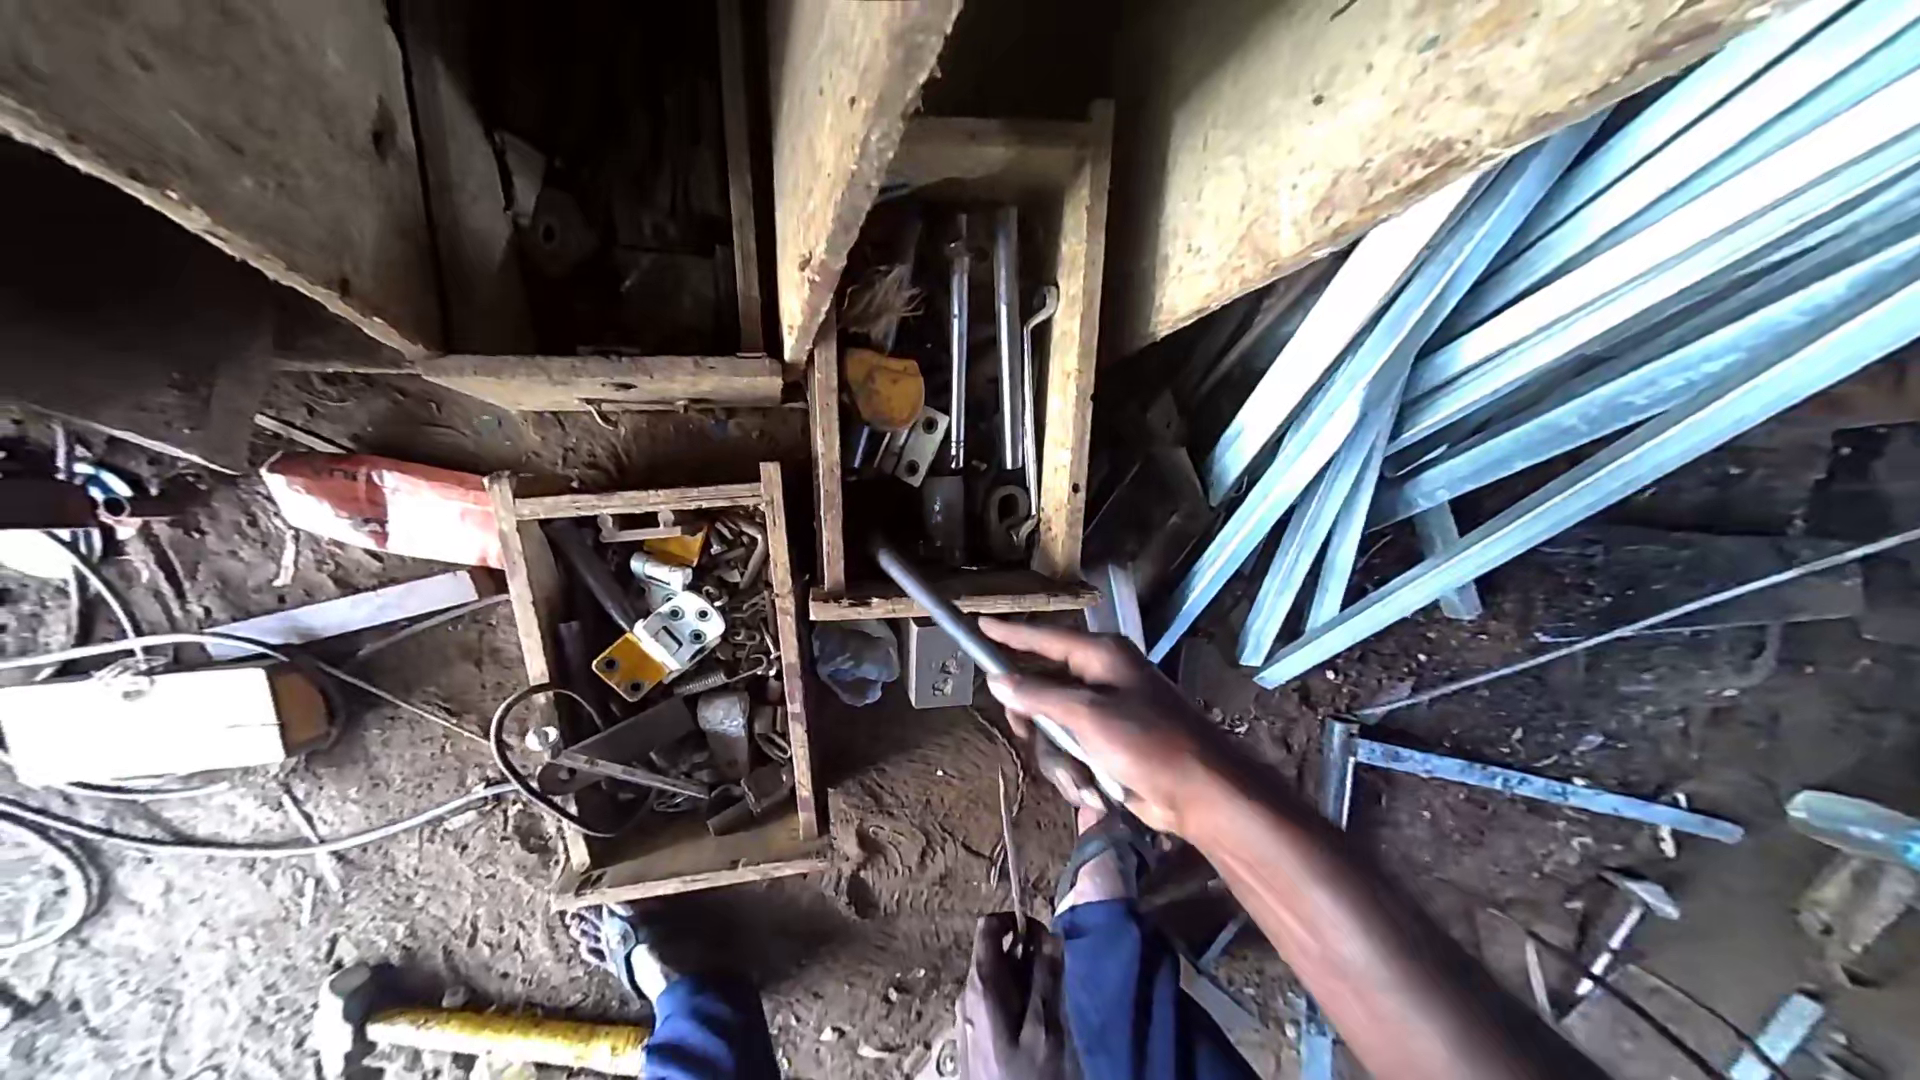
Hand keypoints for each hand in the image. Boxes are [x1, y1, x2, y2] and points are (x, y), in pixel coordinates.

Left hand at [956, 912, 1068, 1079]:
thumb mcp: (1045, 1031)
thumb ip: (1047, 979)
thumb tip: (1051, 934)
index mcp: (980, 985)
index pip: (988, 926)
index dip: (1017, 922)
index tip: (1045, 938)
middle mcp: (966, 993)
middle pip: (993, 951)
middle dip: (1025, 954)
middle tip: (1054, 976)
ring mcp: (966, 1016)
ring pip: (994, 977)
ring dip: (1022, 978)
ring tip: (1048, 1003)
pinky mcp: (972, 1036)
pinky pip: (991, 1000)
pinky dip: (1013, 998)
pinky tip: (1033, 1025)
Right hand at [978, 618, 1228, 835]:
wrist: (1200, 793)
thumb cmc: (1147, 742)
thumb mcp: (1087, 715)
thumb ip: (1037, 695)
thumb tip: (996, 679)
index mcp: (1100, 656)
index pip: (1044, 638)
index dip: (1011, 634)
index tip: (981, 625)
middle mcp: (1099, 678)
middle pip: (1040, 690)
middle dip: (1037, 723)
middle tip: (1026, 733)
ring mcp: (1102, 714)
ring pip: (1051, 730)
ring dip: (1061, 761)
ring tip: (1082, 780)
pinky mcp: (1106, 747)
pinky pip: (1069, 754)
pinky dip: (1076, 775)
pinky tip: (1094, 791)